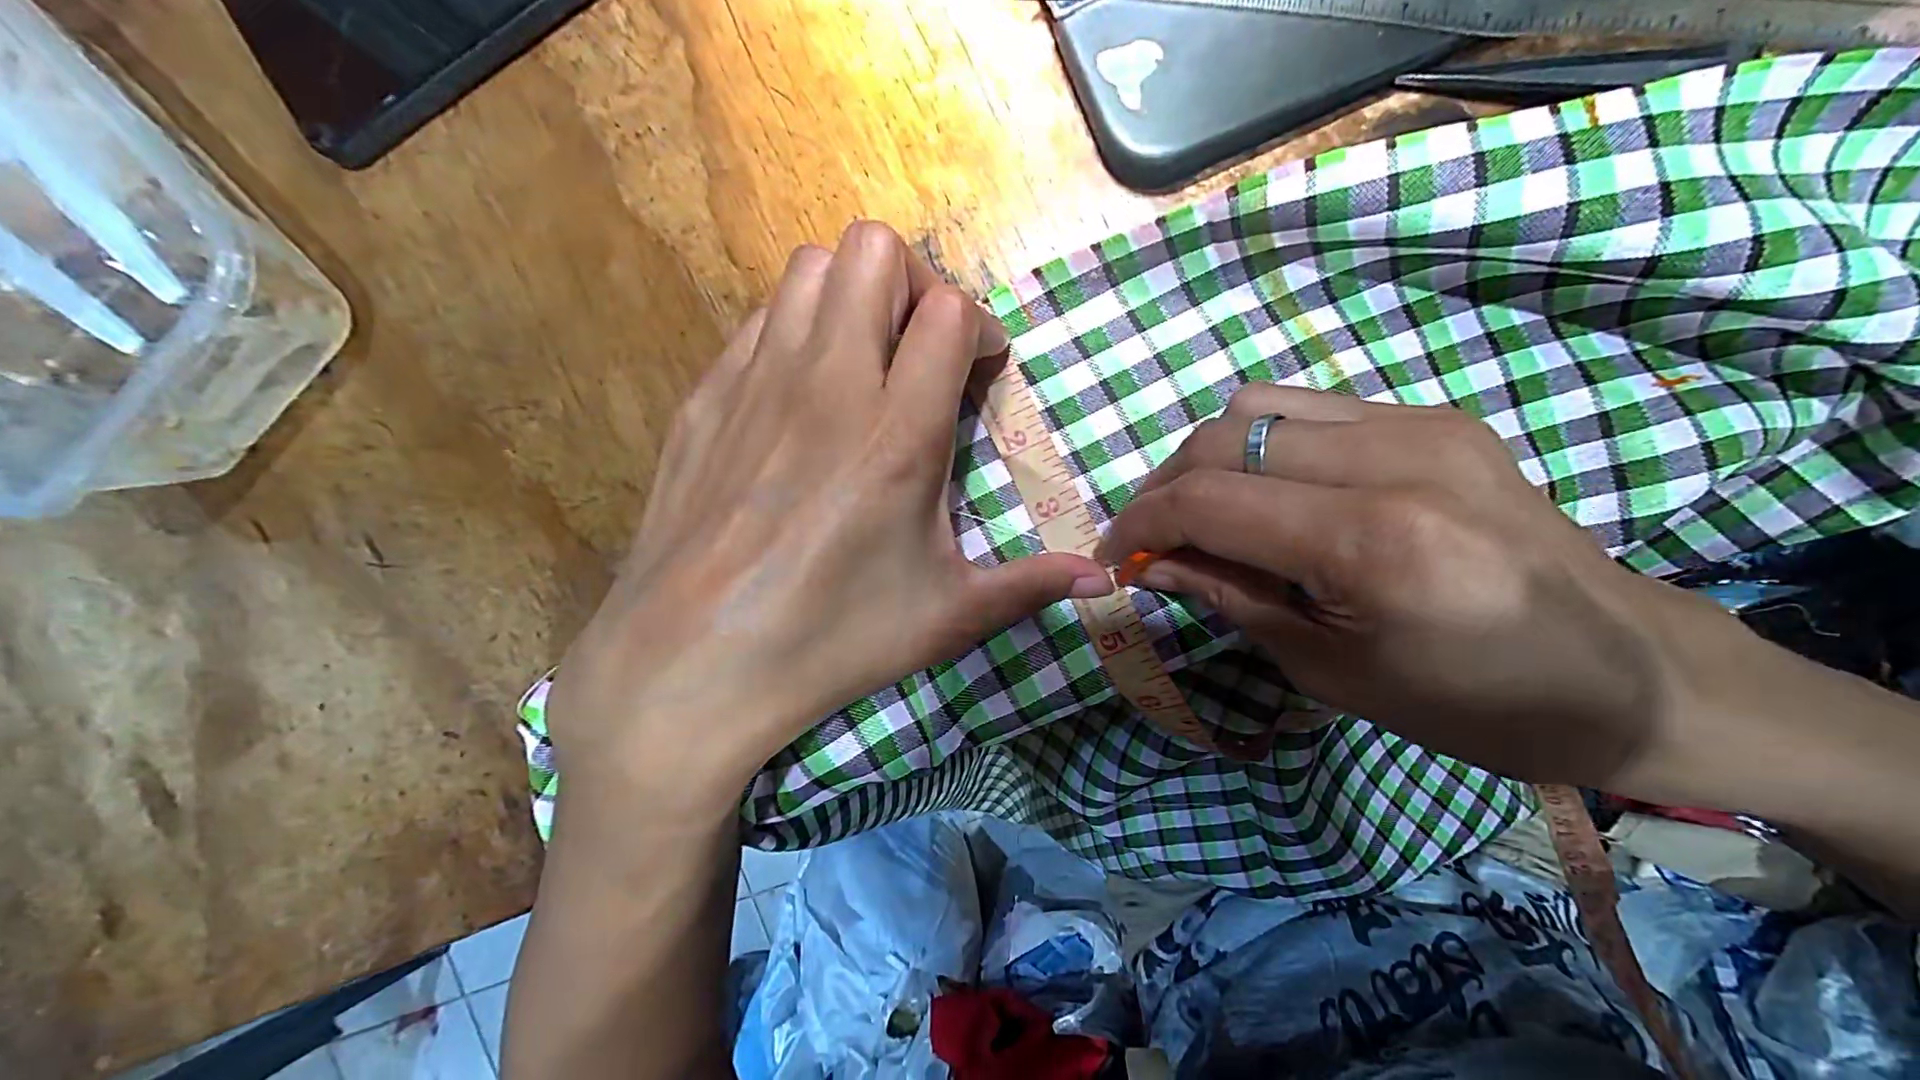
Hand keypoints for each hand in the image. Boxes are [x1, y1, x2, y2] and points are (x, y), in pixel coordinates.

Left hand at [546, 222, 1112, 803]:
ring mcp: (755, 382)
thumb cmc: (830, 639)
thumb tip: (1103, 579)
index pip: (950, 313)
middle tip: (921, 351)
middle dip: (915, 286)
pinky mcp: (705, 398)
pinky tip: (799, 400)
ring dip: (851, 297)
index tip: (981, 373)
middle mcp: (826, 384)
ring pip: (808, 268)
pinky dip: (794, 333)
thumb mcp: (946, 617)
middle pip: (874, 252)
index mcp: (897, 433)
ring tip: (862, 362)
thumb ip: (1030, 584)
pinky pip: (757, 322)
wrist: (692, 662)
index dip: (979, 330)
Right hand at [1099, 383, 1720, 791]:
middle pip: (1223, 437)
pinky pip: (1310, 410)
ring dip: (1208, 458)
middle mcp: (1393, 459)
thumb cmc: (1472, 703)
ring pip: (1257, 405)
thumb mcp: (1329, 669)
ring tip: (1201, 512)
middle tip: (1149, 539)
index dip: (1141, 523)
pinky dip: (1262, 446)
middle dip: (1162, 487)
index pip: (1207, 498)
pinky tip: (1269, 495)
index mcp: (1370, 541)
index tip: (1113, 557)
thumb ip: (1231, 597)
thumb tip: (1153, 563)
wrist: (1626, 675)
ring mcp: (1420, 425)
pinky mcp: (1436, 420)